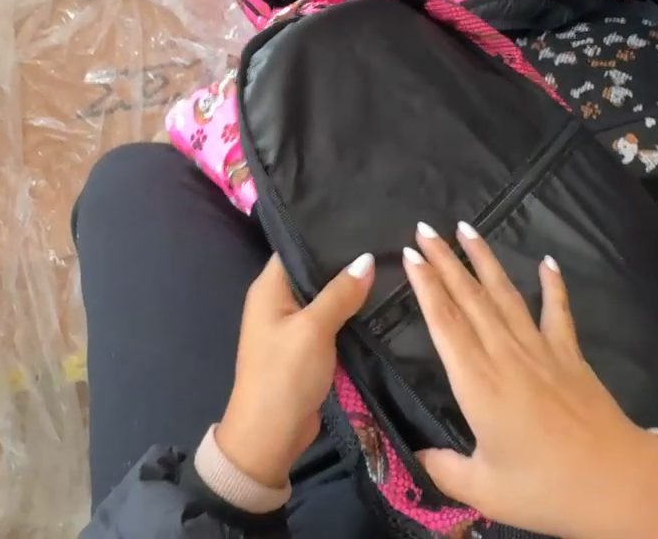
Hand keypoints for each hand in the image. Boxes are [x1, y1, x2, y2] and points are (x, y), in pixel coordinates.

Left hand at [217, 253, 374, 486]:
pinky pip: (329, 323)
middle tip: (383, 243)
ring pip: (325, 298)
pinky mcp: (305, 349)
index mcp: (269, 287)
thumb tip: (367, 258)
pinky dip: (348, 316)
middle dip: (344, 262)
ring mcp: (291, 326)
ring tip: (388, 267)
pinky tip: (377, 305)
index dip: (325, 234)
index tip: (360, 221)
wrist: (270, 437)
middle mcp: (277, 301)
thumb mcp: (314, 328)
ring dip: (349, 291)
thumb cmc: (284, 374)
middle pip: (313, 272)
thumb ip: (340, 293)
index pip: (297, 245)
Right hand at [404, 223, 657, 538]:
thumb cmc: (547, 490)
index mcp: (478, 382)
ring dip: (483, 258)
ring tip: (466, 228)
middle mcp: (504, 354)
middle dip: (444, 259)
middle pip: (469, 297)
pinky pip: (558, 311)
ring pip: (505, 294)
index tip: (409, 254)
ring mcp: (540, 349)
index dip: (425, 285)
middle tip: (424, 228)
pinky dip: (553, 284)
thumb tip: (415, 455)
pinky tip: (547, 261)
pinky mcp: (569, 354)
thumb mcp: (485, 491)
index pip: (444, 322)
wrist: (620, 488)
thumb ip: (444, 469)